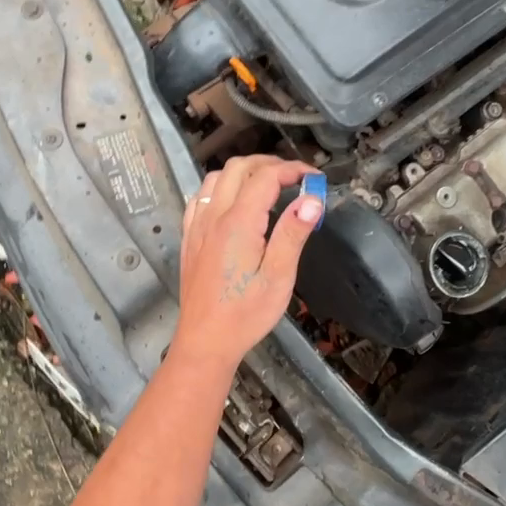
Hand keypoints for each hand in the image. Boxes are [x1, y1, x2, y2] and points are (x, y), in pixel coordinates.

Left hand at [174, 155, 322, 369]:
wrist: (205, 342)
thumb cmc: (245, 314)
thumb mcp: (279, 276)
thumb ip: (293, 233)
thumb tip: (312, 199)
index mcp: (239, 223)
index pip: (267, 177)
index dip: (294, 170)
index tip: (314, 178)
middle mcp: (214, 217)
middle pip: (240, 167)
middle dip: (270, 164)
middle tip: (295, 177)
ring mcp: (198, 226)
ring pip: (218, 177)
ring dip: (245, 171)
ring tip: (269, 184)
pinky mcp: (190, 238)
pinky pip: (202, 196)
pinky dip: (222, 186)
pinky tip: (234, 200)